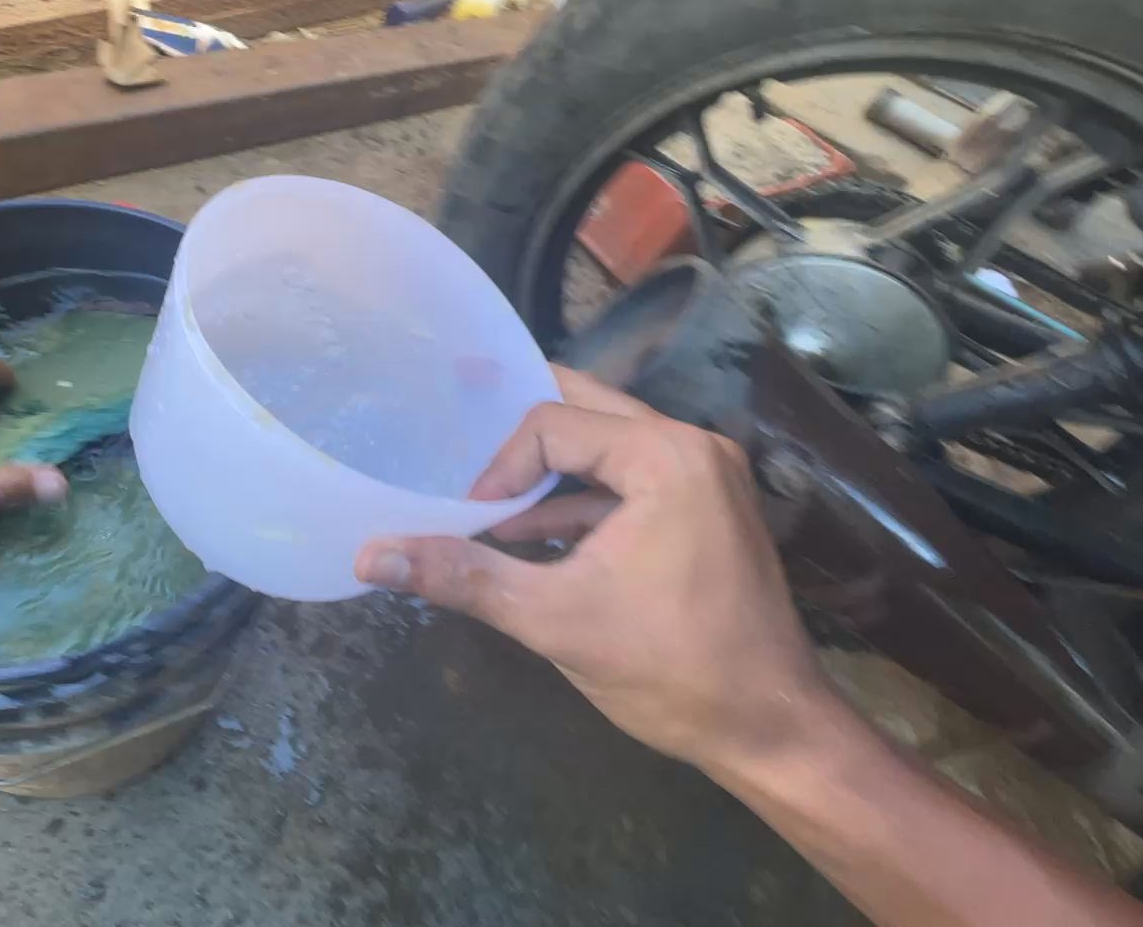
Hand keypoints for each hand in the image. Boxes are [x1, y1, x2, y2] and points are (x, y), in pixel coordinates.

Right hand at [354, 367, 833, 772]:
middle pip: (581, 406)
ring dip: (543, 467)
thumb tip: (370, 555)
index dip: (499, 468)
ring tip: (486, 495)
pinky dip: (574, 497)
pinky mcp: (700, 504)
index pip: (551, 425)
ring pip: (601, 439)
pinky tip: (529, 534)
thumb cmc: (671, 671)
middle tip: (456, 431)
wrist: (773, 735)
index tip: (471, 522)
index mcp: (665, 456)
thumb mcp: (553, 619)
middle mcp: (691, 445)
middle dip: (515, 429)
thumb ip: (461, 576)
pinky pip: (621, 476)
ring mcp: (702, 473)